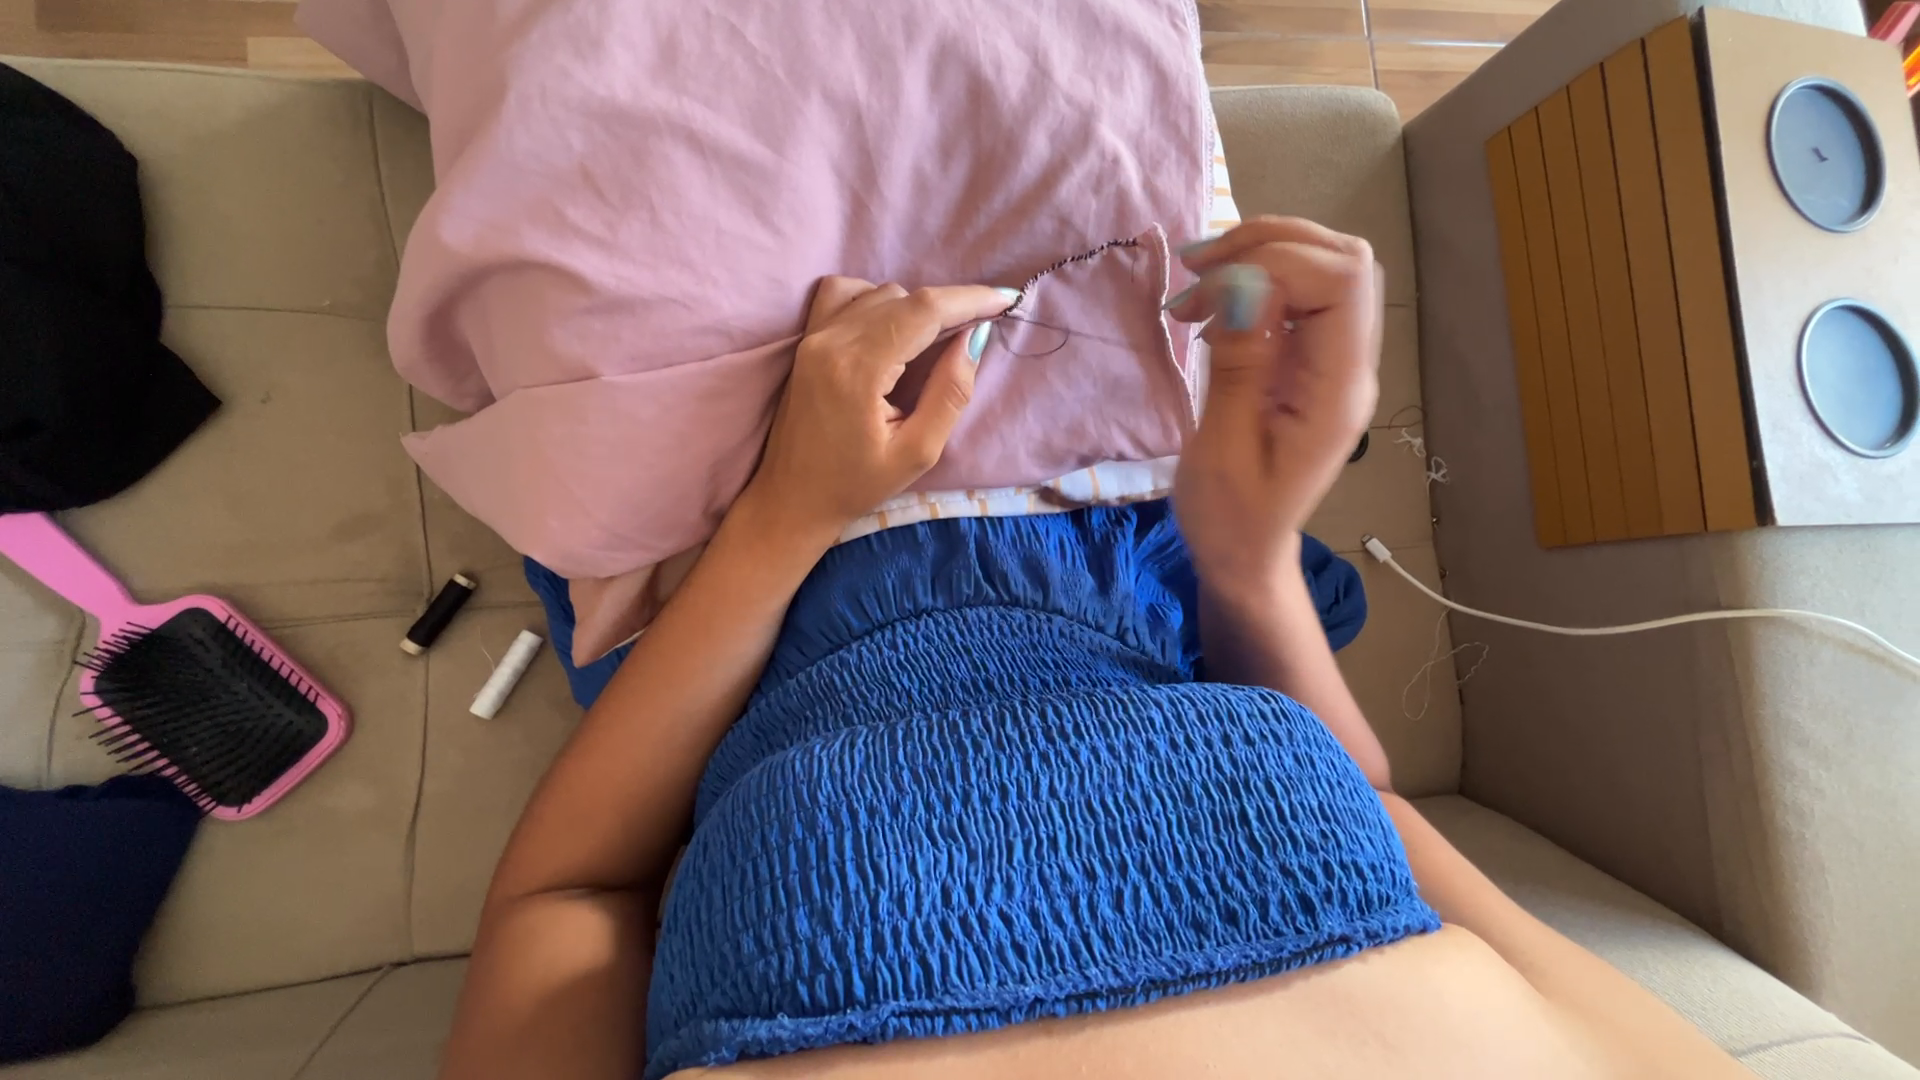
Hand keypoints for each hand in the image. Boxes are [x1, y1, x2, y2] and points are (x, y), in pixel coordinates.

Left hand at [737, 276, 1016, 544]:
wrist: (792, 498)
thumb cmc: (856, 485)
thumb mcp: (917, 453)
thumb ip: (950, 393)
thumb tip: (974, 336)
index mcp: (858, 369)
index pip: (923, 309)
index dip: (970, 299)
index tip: (1006, 299)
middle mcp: (831, 341)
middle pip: (903, 296)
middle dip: (947, 307)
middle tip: (974, 332)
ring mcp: (812, 337)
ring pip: (877, 291)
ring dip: (913, 308)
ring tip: (932, 341)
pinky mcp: (804, 340)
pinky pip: (843, 293)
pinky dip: (875, 300)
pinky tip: (889, 329)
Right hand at [1167, 217, 1383, 591]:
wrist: (1244, 554)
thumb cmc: (1229, 517)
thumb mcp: (1221, 449)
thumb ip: (1238, 365)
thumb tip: (1240, 283)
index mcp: (1338, 390)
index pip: (1340, 280)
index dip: (1275, 262)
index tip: (1206, 291)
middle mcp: (1349, 366)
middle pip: (1341, 259)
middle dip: (1267, 244)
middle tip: (1194, 270)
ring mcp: (1333, 362)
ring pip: (1321, 269)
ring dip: (1257, 257)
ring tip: (1195, 284)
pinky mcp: (1309, 363)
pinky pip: (1297, 297)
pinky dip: (1253, 282)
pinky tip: (1211, 304)